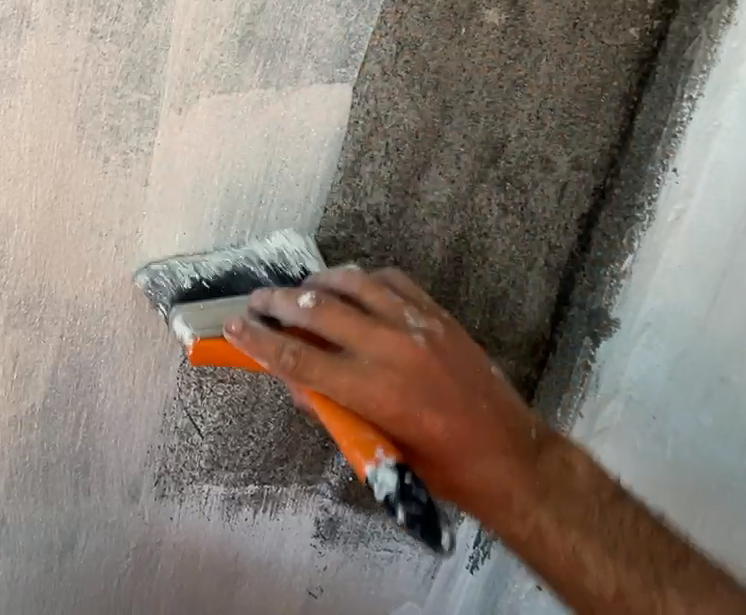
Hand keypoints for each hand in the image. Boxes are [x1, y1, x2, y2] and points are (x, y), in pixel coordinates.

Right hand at [223, 266, 550, 518]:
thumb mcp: (377, 446)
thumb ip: (331, 407)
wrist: (511, 457)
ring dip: (315, 283)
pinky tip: (347, 287)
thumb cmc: (441, 466)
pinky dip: (360, 279)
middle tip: (256, 301)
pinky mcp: (436, 314)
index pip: (297, 359)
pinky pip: (388, 279)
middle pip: (315, 311)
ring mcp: (416, 325)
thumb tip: (290, 377)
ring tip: (297, 290)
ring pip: (350, 283)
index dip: (259, 340)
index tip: (233, 326)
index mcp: (373, 392)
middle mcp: (390, 350)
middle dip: (276, 302)